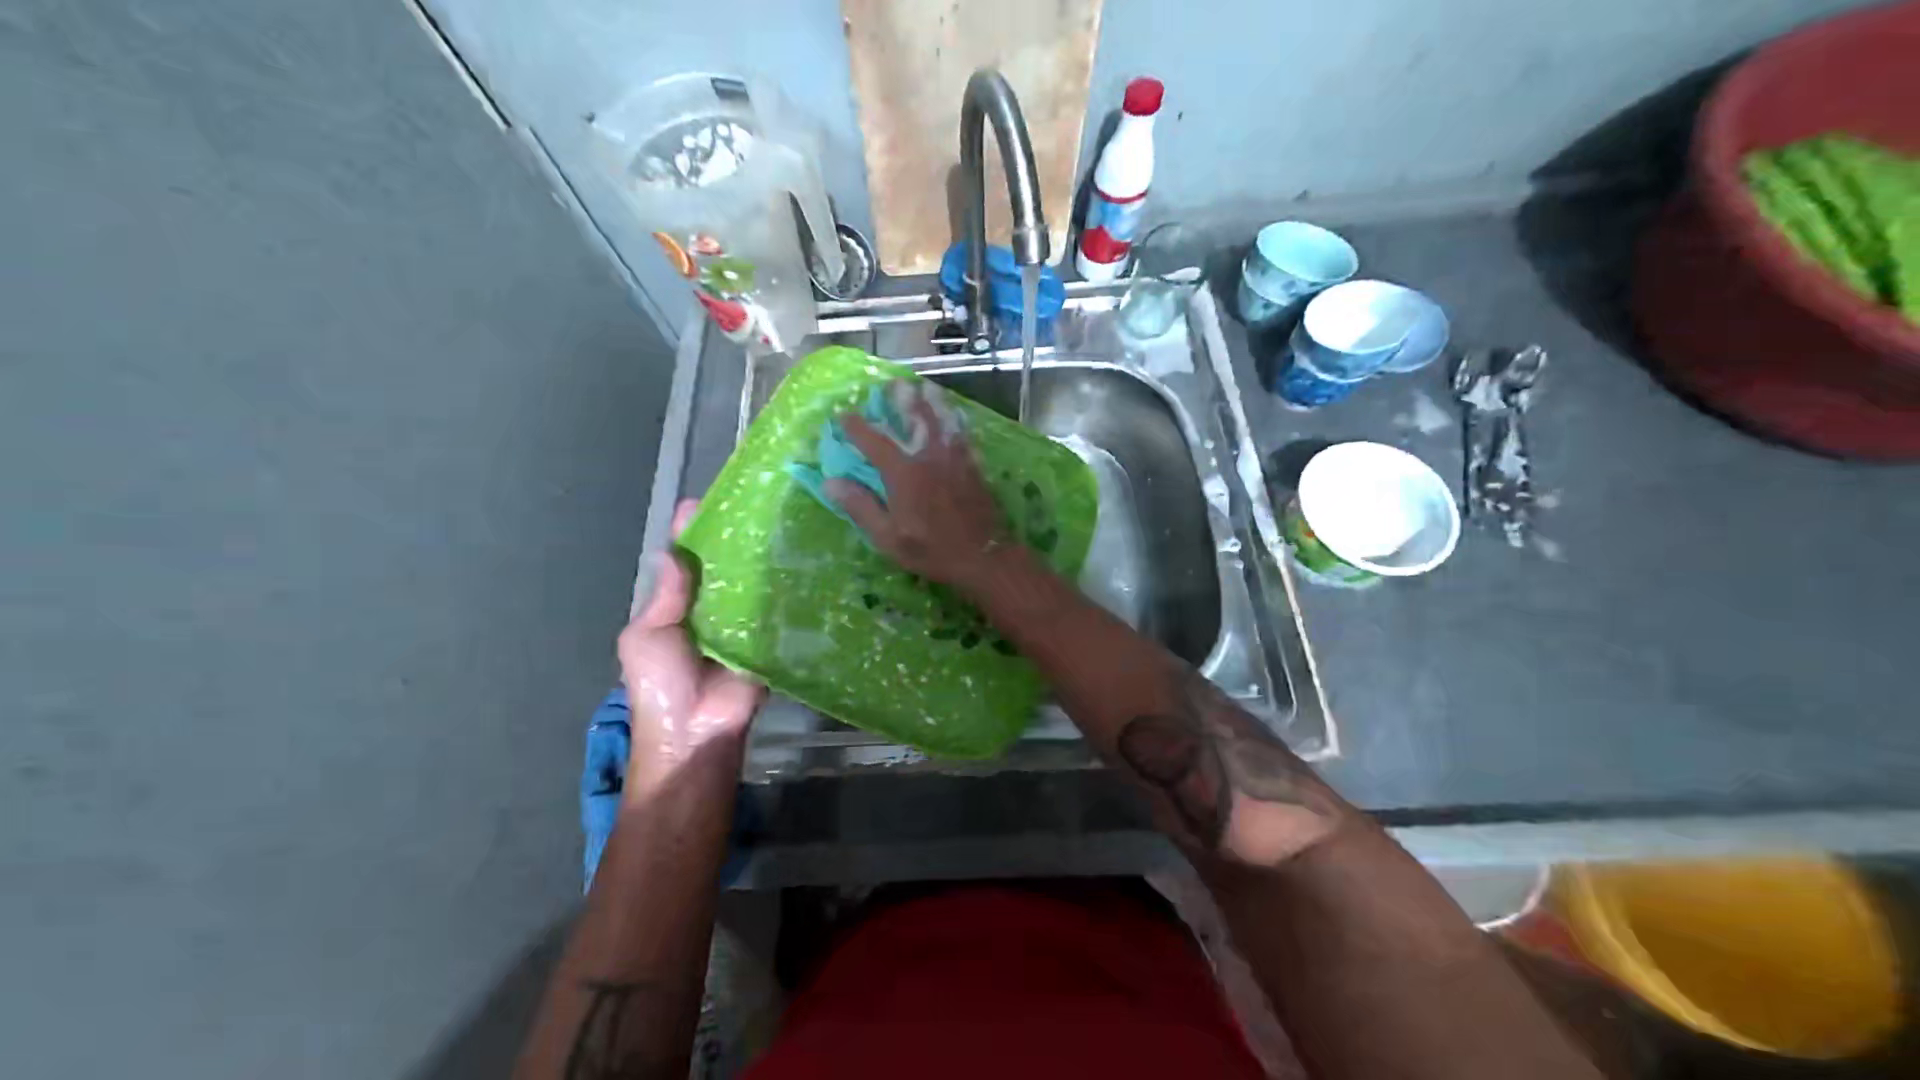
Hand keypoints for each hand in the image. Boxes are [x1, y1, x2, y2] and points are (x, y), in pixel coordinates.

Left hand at [616, 499, 763, 799]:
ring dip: (767, 558)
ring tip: (787, 522)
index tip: (705, 502)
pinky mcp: (772, 636)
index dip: (692, 531)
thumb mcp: (647, 636)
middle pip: (726, 565)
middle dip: (737, 538)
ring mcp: (746, 620)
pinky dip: (789, 589)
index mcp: (679, 604)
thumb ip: (664, 596)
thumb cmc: (661, 684)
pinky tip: (807, 561)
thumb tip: (673, 551)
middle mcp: (714, 606)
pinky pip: (780, 609)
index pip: (687, 559)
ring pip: (755, 582)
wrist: (696, 730)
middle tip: (760, 504)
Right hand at [826, 380, 1011, 589]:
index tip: (842, 415)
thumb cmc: (932, 551)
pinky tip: (956, 418)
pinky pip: (963, 436)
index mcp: (904, 473)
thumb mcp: (888, 538)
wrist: (984, 556)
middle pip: (915, 419)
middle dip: (903, 400)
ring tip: (927, 388)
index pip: (874, 441)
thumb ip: (861, 507)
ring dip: (933, 403)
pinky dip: (956, 422)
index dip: (856, 426)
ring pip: (944, 422)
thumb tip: (831, 482)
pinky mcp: (974, 467)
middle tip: (894, 384)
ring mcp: (956, 460)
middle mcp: (930, 457)